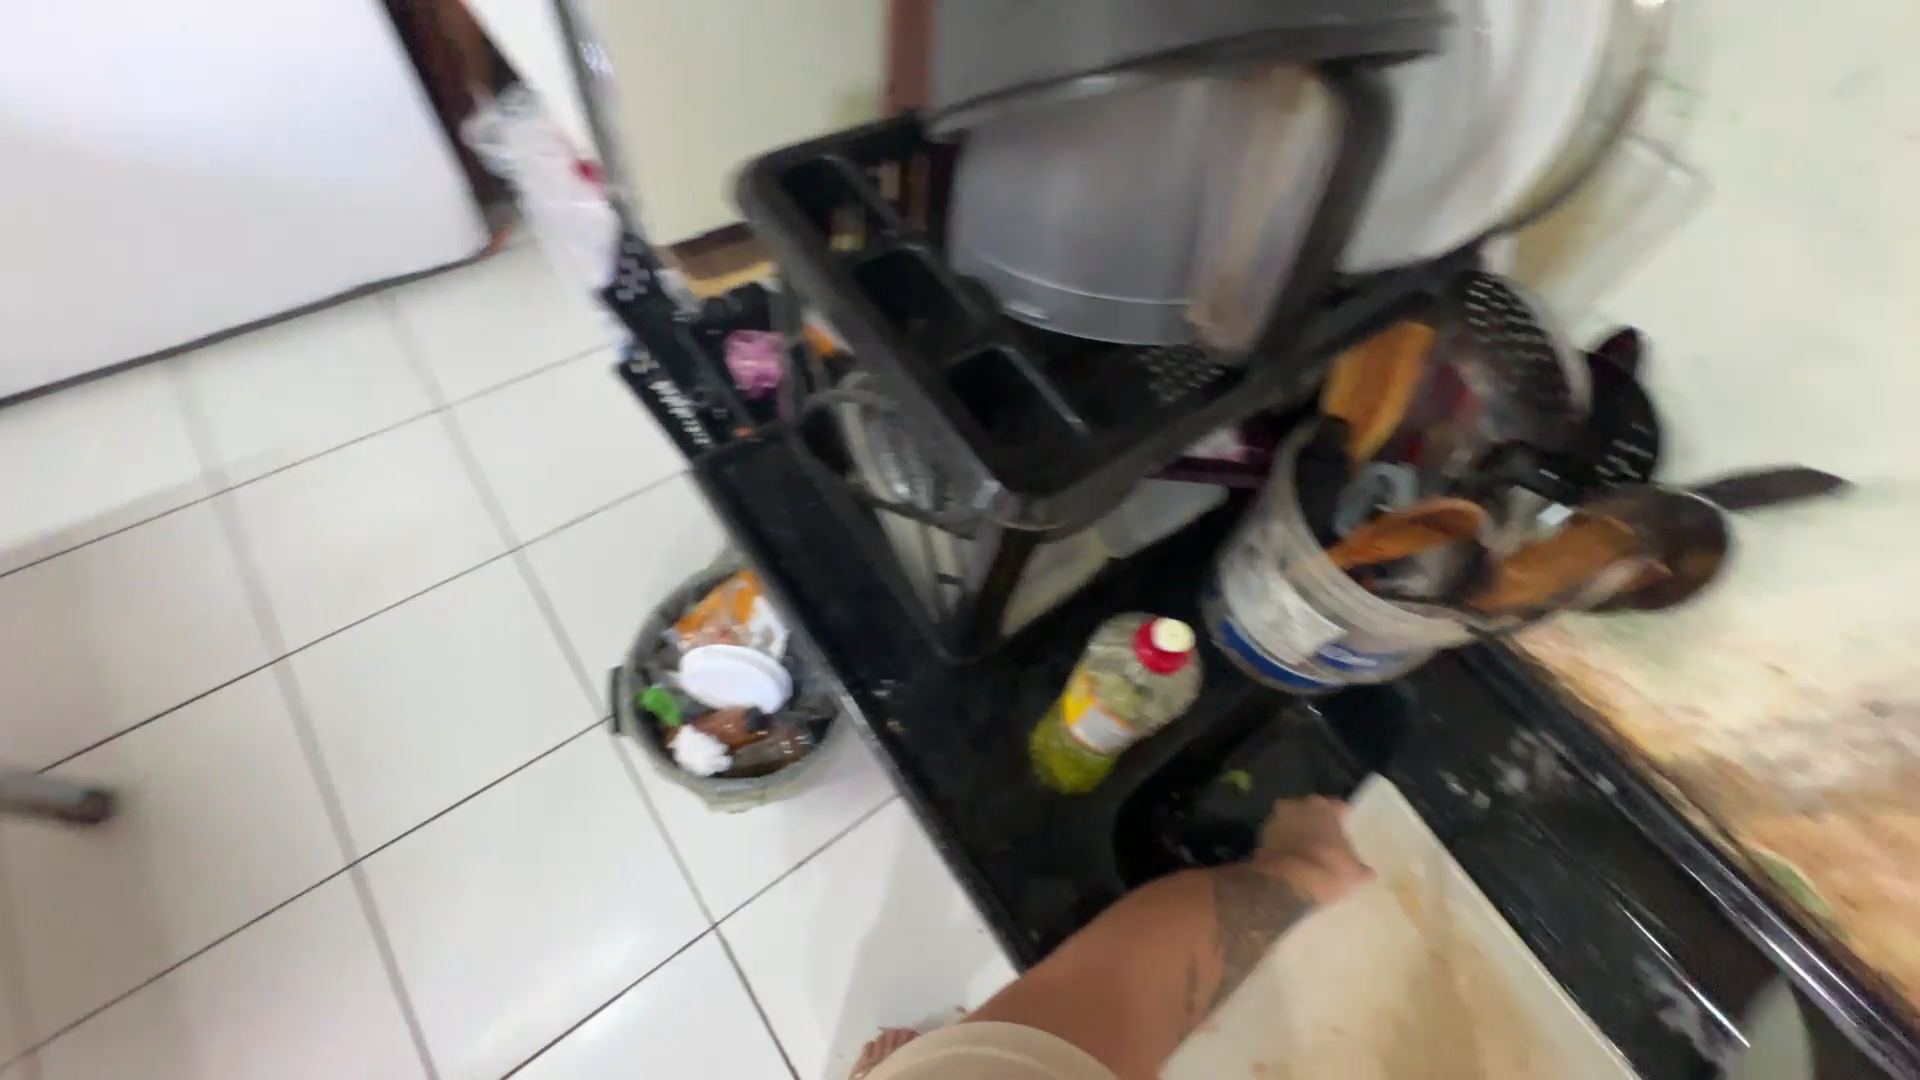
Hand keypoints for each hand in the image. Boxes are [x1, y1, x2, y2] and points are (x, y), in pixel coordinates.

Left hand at [1250, 796, 1372, 905]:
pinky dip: (1285, 842)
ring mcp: (1276, 817)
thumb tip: (1366, 872)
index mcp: (1323, 807)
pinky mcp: (1261, 833)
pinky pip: (1279, 835)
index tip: (1345, 829)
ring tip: (1308, 851)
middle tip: (1326, 840)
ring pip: (1292, 821)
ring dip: (1298, 831)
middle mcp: (1297, 804)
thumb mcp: (1355, 874)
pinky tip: (1292, 857)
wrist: (1287, 881)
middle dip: (1317, 823)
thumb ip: (1360, 867)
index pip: (1337, 807)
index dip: (1342, 819)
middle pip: (1311, 811)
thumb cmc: (1328, 869)